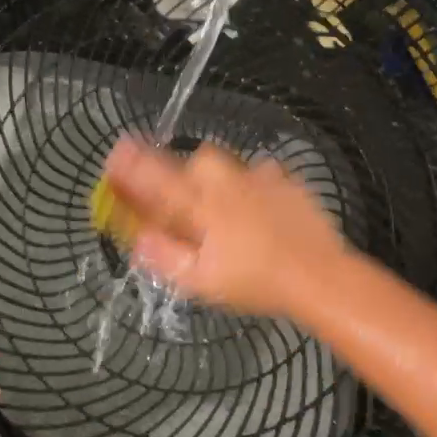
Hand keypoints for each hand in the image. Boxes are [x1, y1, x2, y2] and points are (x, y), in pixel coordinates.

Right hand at [101, 135, 350, 315]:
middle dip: (184, 170)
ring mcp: (263, 180)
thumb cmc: (256, 283)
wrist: (320, 277)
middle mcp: (230, 185)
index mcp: (203, 206)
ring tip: (220, 201)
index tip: (116, 152)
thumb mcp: (201, 280)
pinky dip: (253, 185)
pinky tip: (257, 207)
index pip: (158, 179)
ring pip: (229, 164)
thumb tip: (138, 239)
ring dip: (217, 177)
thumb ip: (165, 255)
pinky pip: (263, 173)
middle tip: (183, 196)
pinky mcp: (289, 184)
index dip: (134, 165)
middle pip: (197, 161)